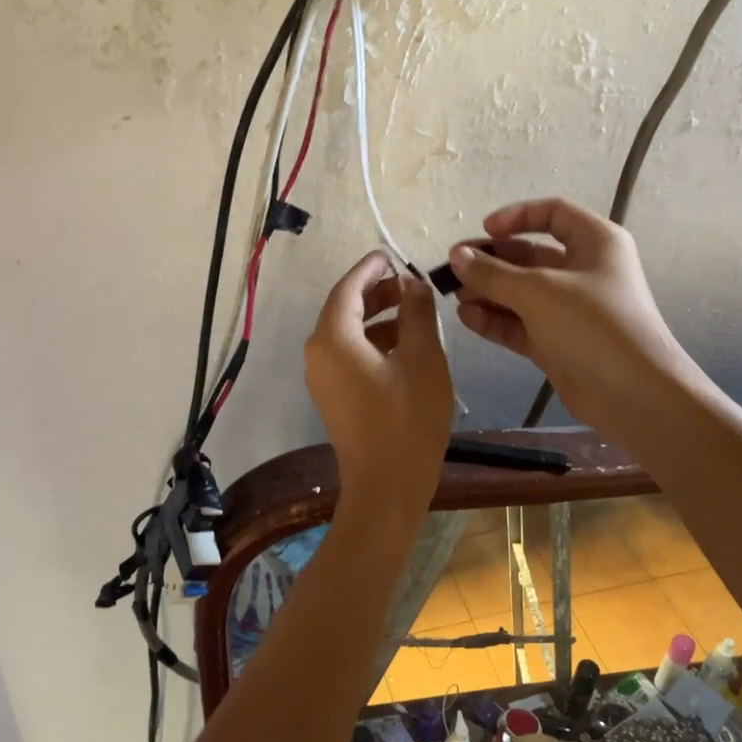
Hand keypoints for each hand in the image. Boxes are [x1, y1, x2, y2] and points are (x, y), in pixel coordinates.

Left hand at [305, 252, 453, 506]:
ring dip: (378, 319)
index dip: (371, 269)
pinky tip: (405, 348)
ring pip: (347, 334)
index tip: (392, 255)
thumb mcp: (422, 358)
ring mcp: (323, 378)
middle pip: (344, 309)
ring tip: (416, 313)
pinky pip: (349, 356)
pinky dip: (373, 344)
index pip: (348, 288)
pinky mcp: (333, 398)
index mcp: (333, 338)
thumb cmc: (407, 419)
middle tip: (412, 284)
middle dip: (377, 293)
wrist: (386, 486)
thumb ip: (417, 313)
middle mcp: (318, 353)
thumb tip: (412, 284)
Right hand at [450, 198, 701, 441]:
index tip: (484, 230)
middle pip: (530, 255)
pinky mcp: (558, 342)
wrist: (634, 395)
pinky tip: (468, 319)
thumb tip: (457, 256)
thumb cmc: (593, 327)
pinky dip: (496, 320)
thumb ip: (493, 273)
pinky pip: (521, 323)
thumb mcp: (539, 292)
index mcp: (595, 242)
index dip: (516, 216)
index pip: (553, 213)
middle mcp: (584, 271)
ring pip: (522, 292)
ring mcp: (570, 309)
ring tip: (456, 298)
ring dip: (489, 292)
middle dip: (492, 260)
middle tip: (453, 269)